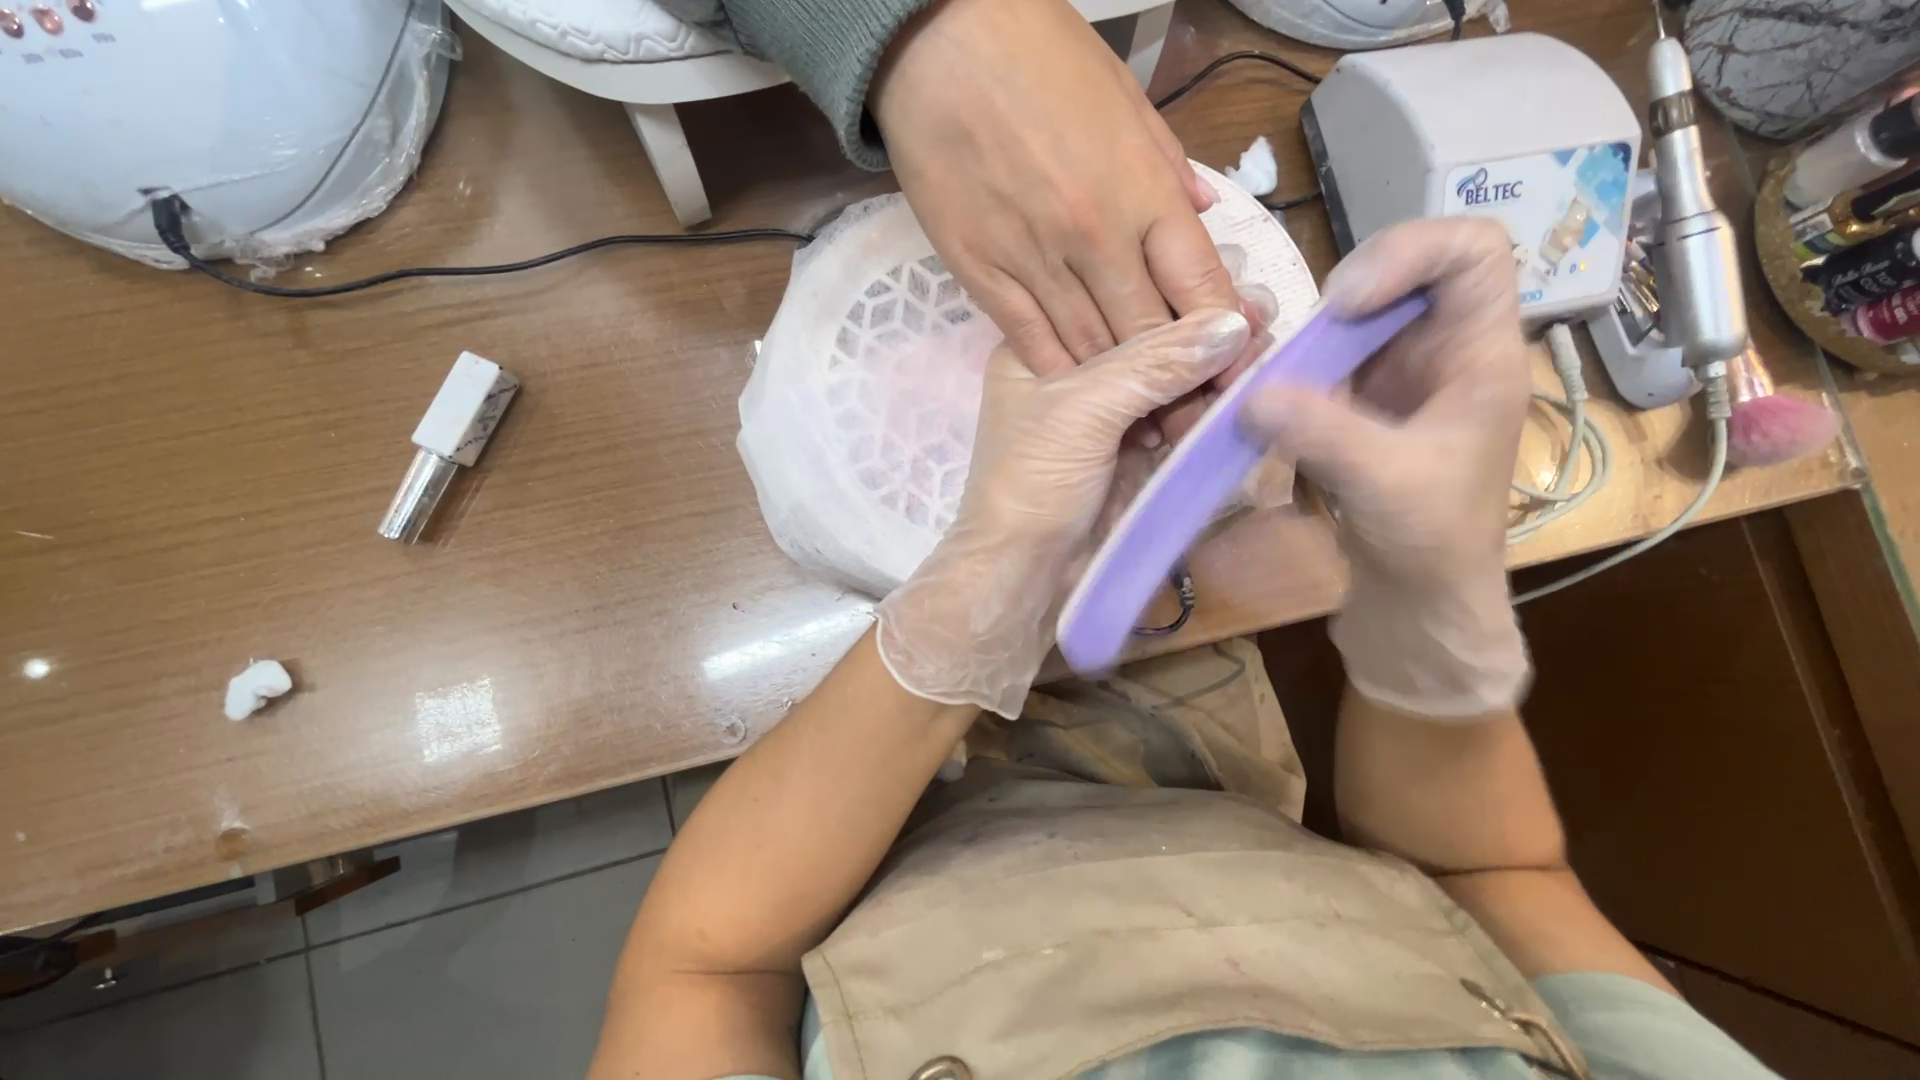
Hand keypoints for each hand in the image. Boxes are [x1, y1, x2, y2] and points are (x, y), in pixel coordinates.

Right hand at [870, 0, 1239, 439]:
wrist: (936, 45)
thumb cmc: (1039, 57)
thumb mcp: (1125, 99)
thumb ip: (1168, 166)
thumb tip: (1202, 216)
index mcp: (1141, 192)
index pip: (1199, 286)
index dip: (1222, 334)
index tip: (1229, 358)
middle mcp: (1095, 240)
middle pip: (1148, 334)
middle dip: (1173, 375)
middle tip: (1184, 398)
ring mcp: (1034, 263)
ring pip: (1090, 349)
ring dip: (1116, 384)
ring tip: (1135, 407)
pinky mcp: (982, 276)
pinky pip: (1032, 342)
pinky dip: (1061, 370)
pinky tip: (1077, 386)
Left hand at [877, 309, 1251, 717]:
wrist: (1027, 574)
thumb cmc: (1035, 482)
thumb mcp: (1085, 409)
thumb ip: (1157, 362)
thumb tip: (1236, 322)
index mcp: (1037, 347)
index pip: (1112, 301)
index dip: (1173, 299)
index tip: (1234, 300)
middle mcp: (1071, 372)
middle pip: (1147, 338)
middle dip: (1202, 335)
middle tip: (1259, 331)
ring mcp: (1104, 414)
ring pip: (1169, 376)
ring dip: (1212, 371)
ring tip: (1258, 362)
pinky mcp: (1131, 449)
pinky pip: (1177, 414)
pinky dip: (1207, 406)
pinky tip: (1241, 392)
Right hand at [1240, 218, 1532, 718]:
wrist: (1419, 600)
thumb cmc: (1432, 542)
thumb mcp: (1384, 484)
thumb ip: (1322, 433)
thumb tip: (1249, 396)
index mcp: (1481, 354)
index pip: (1473, 250)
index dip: (1409, 250)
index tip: (1346, 302)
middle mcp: (1443, 350)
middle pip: (1403, 270)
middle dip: (1343, 295)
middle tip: (1299, 343)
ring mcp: (1399, 376)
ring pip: (1355, 317)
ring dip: (1309, 337)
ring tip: (1273, 377)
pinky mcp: (1362, 404)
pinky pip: (1324, 361)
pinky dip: (1292, 371)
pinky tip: (1268, 403)